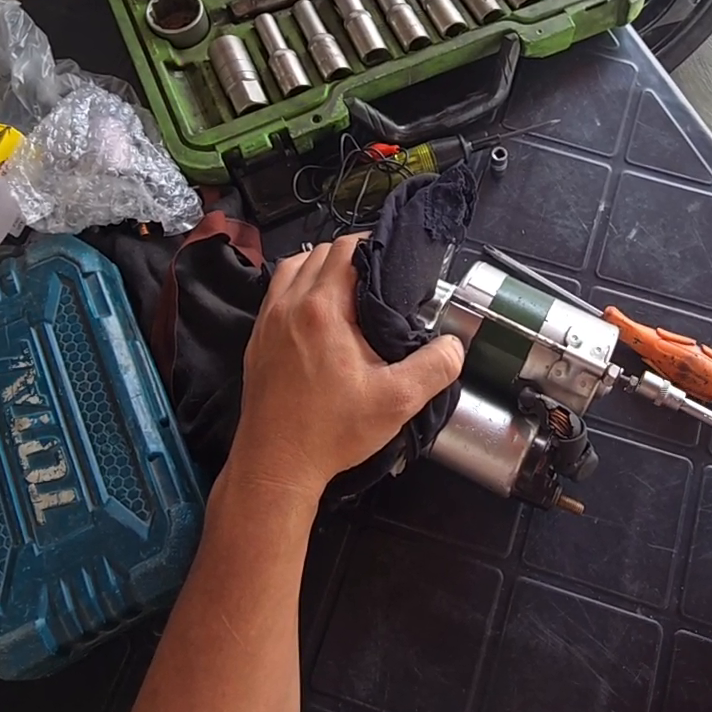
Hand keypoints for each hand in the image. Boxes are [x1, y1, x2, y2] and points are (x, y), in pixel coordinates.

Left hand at [226, 233, 464, 502]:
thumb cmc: (333, 431)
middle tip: (378, 277)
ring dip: (320, 267)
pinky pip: (276, 293)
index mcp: (322, 309)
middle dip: (349, 255)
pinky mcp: (256, 340)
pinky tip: (317, 313)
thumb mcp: (397, 401)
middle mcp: (289, 305)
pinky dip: (297, 287)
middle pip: (318, 253)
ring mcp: (267, 321)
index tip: (392, 260)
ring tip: (347, 289)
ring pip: (292, 268)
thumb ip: (435, 367)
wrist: (276, 465)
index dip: (371, 246)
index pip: (344, 250)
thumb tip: (455, 345)